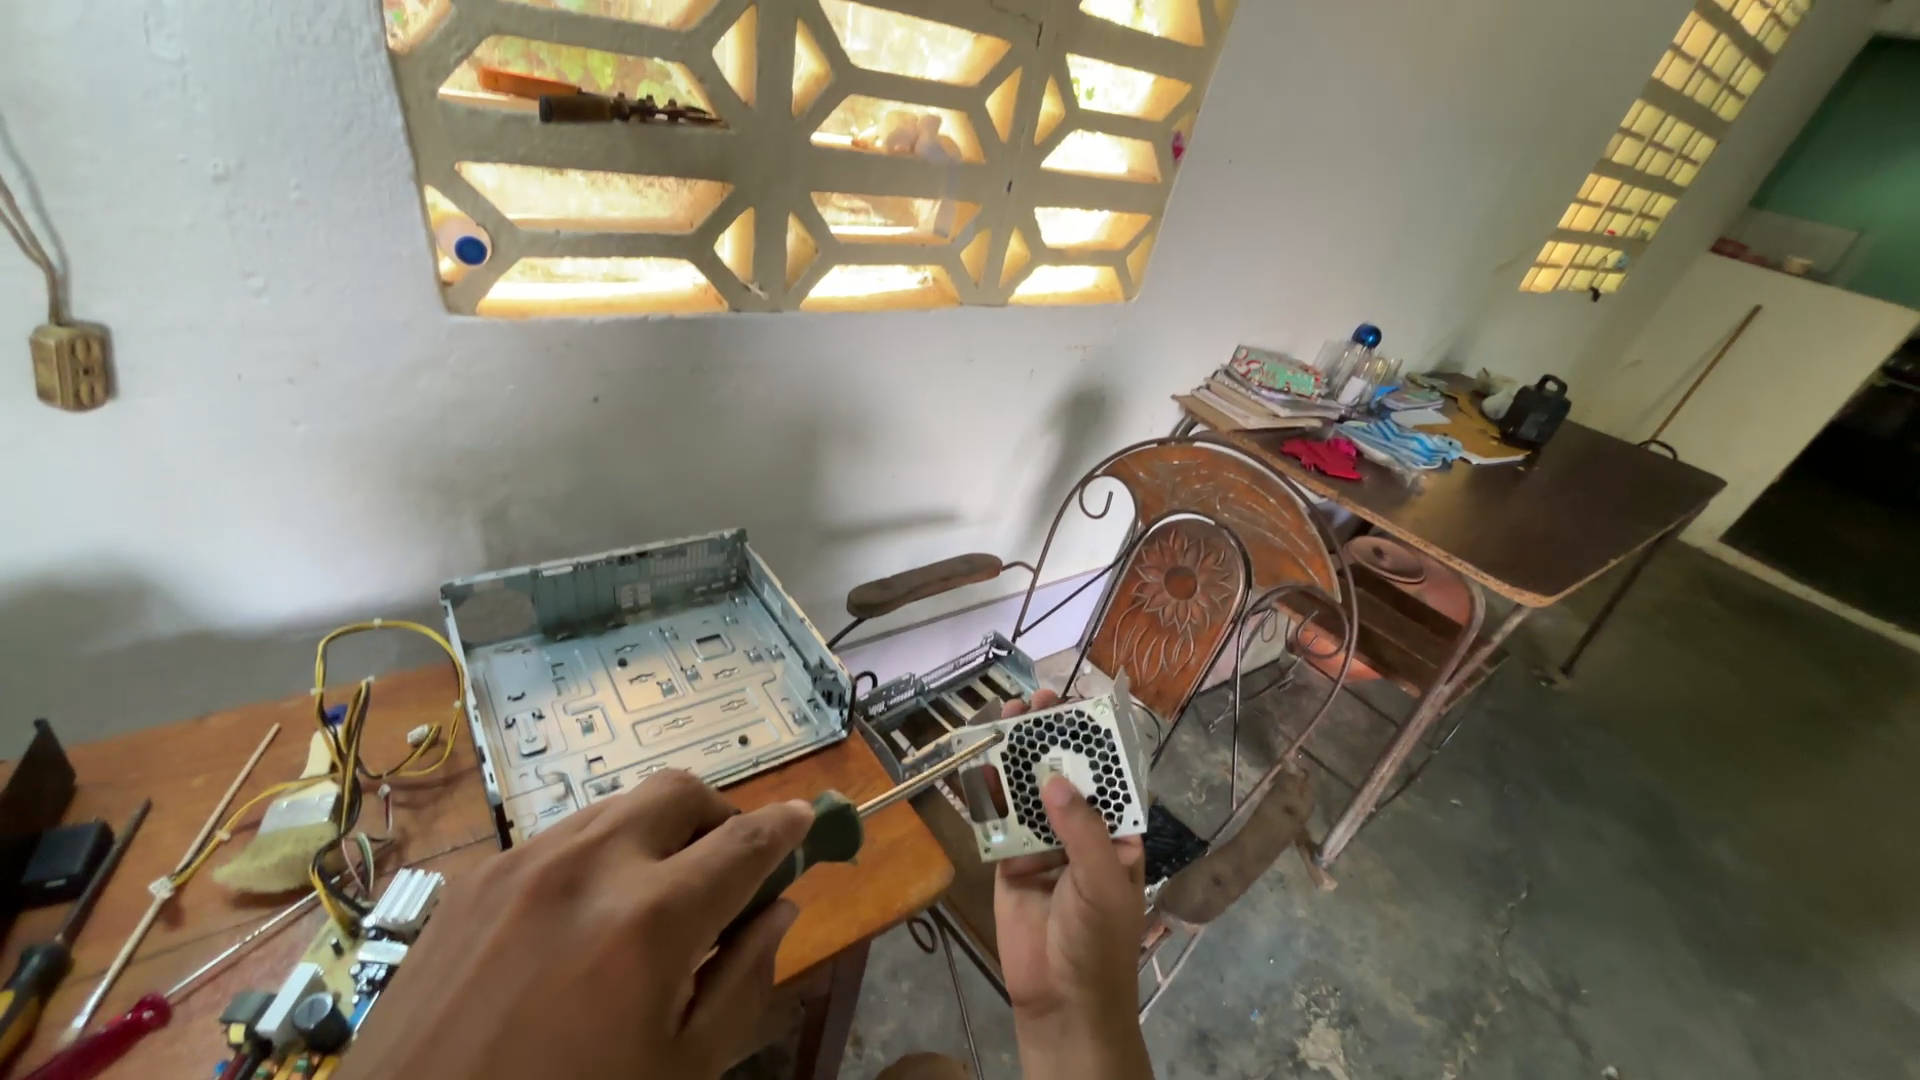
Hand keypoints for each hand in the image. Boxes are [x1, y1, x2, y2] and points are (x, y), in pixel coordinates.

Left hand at [335, 771, 813, 1079]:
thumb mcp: (682, 1070)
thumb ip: (745, 977)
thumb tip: (779, 907)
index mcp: (649, 922)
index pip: (746, 842)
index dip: (787, 827)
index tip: (806, 820)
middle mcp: (588, 867)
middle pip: (681, 791)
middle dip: (720, 816)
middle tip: (726, 868)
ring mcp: (522, 863)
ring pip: (621, 807)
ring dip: (659, 834)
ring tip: (651, 899)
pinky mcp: (474, 878)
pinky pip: (563, 837)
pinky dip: (601, 857)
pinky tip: (582, 921)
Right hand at [993, 691, 1151, 1078]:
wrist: (1060, 1000)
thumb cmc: (1097, 940)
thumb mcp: (1102, 882)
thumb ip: (1080, 829)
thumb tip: (1055, 778)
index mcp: (1115, 833)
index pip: (1107, 776)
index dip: (1093, 740)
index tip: (1077, 706)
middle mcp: (1080, 831)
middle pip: (1064, 774)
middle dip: (1051, 738)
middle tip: (1036, 703)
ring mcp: (1044, 843)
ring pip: (1030, 790)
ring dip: (1018, 756)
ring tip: (1007, 719)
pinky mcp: (1011, 860)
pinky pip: (1000, 820)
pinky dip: (990, 793)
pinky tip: (980, 765)